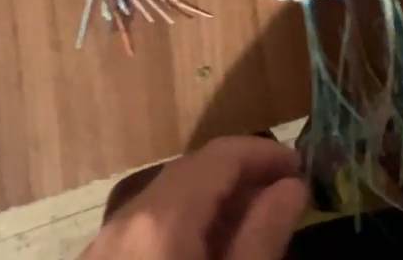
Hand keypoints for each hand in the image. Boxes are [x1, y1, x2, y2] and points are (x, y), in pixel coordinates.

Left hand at [81, 136, 308, 259]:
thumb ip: (264, 234)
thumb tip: (292, 185)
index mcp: (161, 219)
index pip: (221, 154)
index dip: (265, 153)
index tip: (301, 171)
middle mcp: (124, 221)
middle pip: (192, 173)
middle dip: (240, 176)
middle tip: (283, 197)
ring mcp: (100, 249)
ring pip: (167, 203)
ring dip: (212, 203)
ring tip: (251, 228)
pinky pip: (144, 233)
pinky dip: (182, 229)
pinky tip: (206, 253)